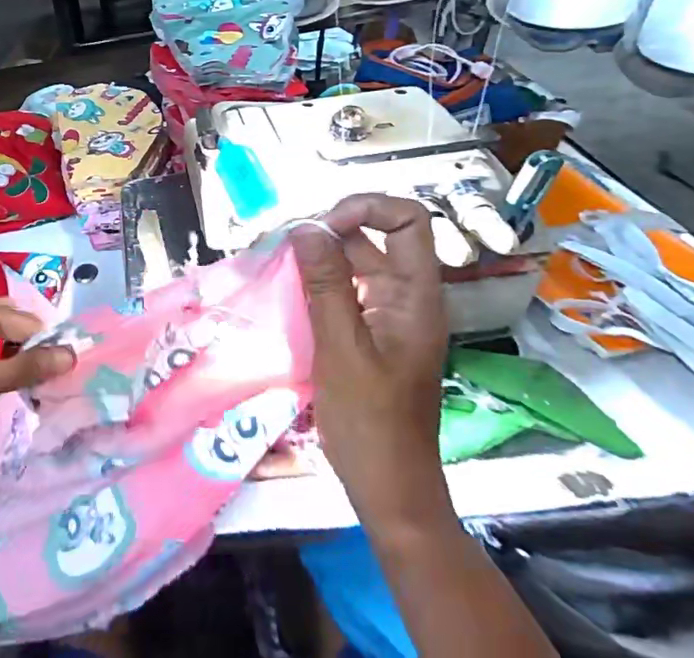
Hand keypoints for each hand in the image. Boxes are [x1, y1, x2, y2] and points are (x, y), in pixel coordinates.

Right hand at [287, 194, 450, 523]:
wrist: (389, 486)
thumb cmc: (370, 420)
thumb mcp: (342, 348)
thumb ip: (326, 284)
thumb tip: (307, 227)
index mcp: (416, 295)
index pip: (409, 220)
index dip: (367, 208)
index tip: (321, 227)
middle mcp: (407, 296)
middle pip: (377, 237)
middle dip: (331, 230)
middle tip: (284, 245)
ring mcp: (389, 315)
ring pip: (357, 263)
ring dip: (320, 256)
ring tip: (277, 263)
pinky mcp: (370, 333)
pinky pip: (346, 290)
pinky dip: (318, 282)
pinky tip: (287, 291)